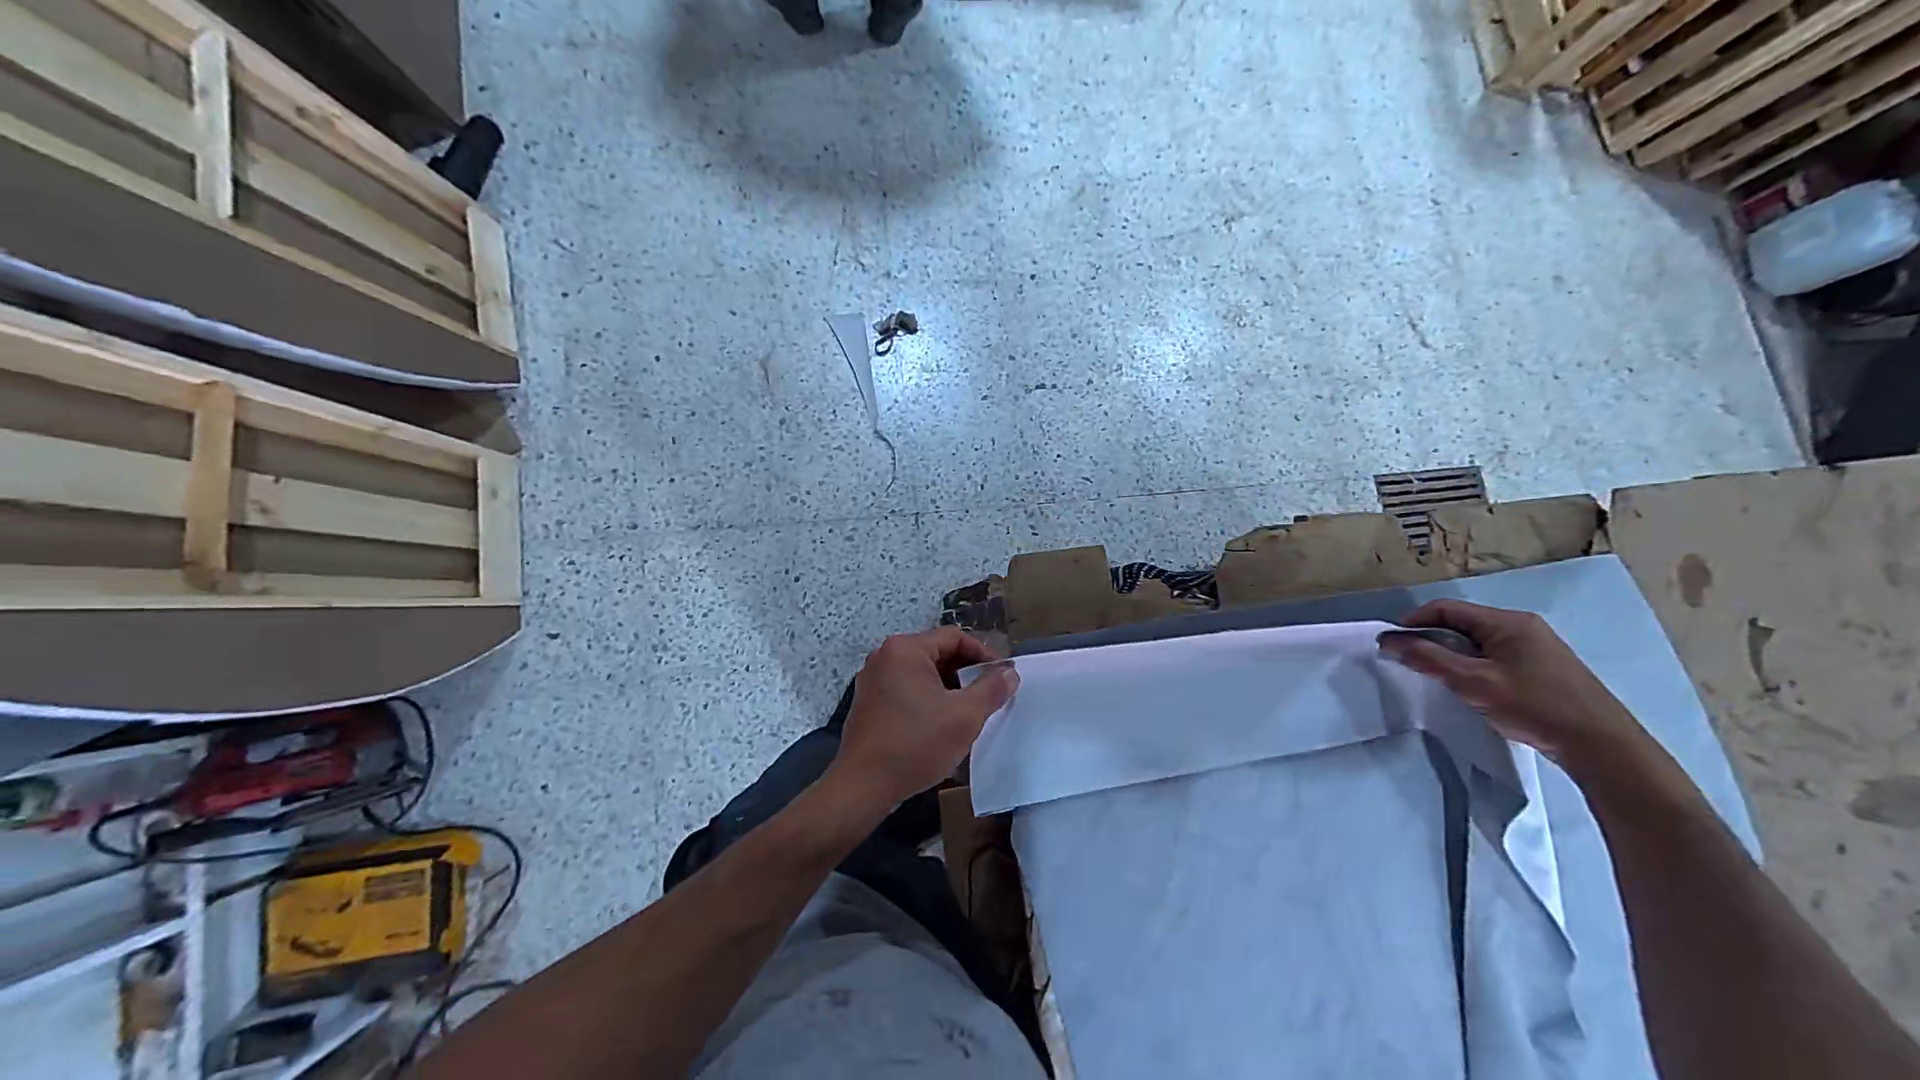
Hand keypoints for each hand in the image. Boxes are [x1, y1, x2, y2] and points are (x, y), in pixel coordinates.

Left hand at [823, 627, 1019, 812]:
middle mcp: (885, 656)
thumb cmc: (916, 744)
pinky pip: (906, 689)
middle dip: (965, 673)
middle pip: (937, 653)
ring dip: (948, 688)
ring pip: (922, 673)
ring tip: (967, 713)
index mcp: (906, 649)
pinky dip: (927, 700)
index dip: (983, 655)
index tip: (1001, 677)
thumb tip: (1009, 673)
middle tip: (988, 697)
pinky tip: (939, 725)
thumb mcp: (965, 716)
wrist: (864, 785)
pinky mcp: (868, 702)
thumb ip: (992, 689)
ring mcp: (872, 679)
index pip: (954, 637)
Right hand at [1380, 599, 1643, 767]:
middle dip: (1431, 639)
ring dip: (1452, 654)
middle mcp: (1523, 626)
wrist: (1601, 746)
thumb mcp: (1472, 682)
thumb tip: (1390, 641)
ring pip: (1478, 641)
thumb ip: (1428, 659)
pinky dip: (1473, 664)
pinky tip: (1472, 687)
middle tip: (1411, 663)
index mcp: (1507, 622)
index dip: (1413, 623)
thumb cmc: (1534, 706)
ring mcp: (1537, 646)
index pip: (1446, 609)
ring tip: (1439, 677)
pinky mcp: (1544, 667)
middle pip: (1461, 623)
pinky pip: (1495, 655)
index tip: (1392, 644)